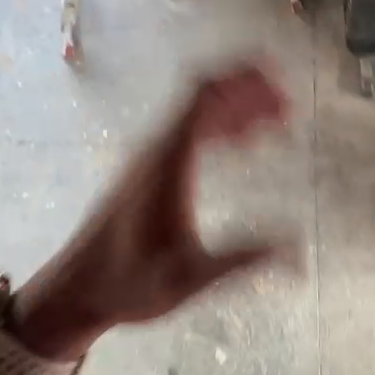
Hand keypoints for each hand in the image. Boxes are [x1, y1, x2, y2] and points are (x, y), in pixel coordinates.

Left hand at [12, 60, 295, 359]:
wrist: (76, 291)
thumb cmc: (127, 283)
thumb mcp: (189, 278)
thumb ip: (243, 260)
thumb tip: (298, 252)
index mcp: (167, 160)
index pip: (205, 96)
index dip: (244, 83)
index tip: (280, 88)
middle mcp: (158, 147)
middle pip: (206, 95)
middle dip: (249, 92)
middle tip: (289, 110)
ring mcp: (152, 155)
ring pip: (199, 110)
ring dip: (238, 107)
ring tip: (277, 123)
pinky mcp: (150, 168)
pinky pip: (191, 128)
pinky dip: (222, 125)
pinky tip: (245, 146)